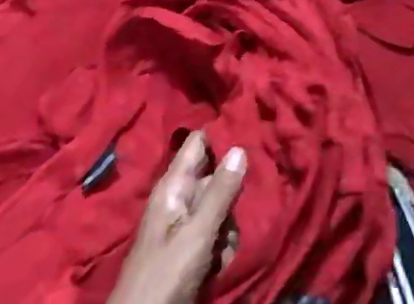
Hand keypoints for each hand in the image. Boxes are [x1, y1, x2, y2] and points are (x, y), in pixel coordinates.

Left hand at [107, 133, 246, 303]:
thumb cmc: (166, 273)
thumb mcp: (197, 232)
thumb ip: (219, 192)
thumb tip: (239, 148)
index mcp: (173, 185)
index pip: (198, 144)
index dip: (220, 140)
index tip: (247, 144)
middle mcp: (178, 198)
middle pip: (214, 180)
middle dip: (230, 200)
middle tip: (228, 223)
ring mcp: (183, 224)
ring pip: (219, 210)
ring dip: (227, 231)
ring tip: (221, 253)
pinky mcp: (189, 249)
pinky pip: (214, 236)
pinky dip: (220, 249)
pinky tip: (218, 266)